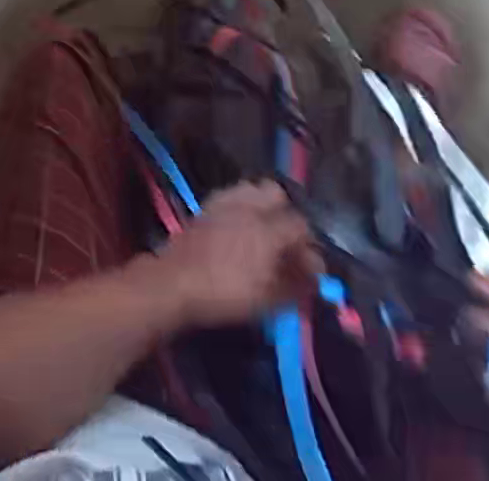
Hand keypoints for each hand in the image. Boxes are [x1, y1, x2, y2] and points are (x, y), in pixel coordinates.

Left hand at [155, 181, 320, 325]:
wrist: (174, 282)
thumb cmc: (225, 293)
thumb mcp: (270, 300)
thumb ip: (299, 284)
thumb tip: (314, 275)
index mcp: (266, 230)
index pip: (301, 224)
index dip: (309, 244)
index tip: (307, 264)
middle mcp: (245, 209)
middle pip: (276, 193)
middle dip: (286, 213)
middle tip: (286, 241)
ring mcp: (221, 204)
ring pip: (250, 188)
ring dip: (262, 205)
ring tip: (263, 231)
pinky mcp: (204, 207)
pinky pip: (229, 195)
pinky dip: (239, 205)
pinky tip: (239, 226)